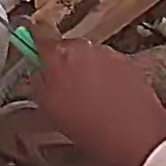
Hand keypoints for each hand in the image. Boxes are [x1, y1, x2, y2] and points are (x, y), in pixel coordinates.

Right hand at [29, 23, 165, 165]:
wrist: (137, 135)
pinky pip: (107, 66)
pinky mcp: (128, 63)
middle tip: (60, 87)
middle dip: (61, 62)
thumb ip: (37, 83)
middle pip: (65, 47)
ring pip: (87, 56)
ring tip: (86, 99)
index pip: (39, 30)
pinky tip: (105, 101)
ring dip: (83, 70)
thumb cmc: (89, 124)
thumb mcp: (48, 108)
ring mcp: (107, 54)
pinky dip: (104, 78)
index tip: (28, 38)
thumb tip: (35, 74)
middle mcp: (83, 47)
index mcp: (58, 54)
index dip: (31, 33)